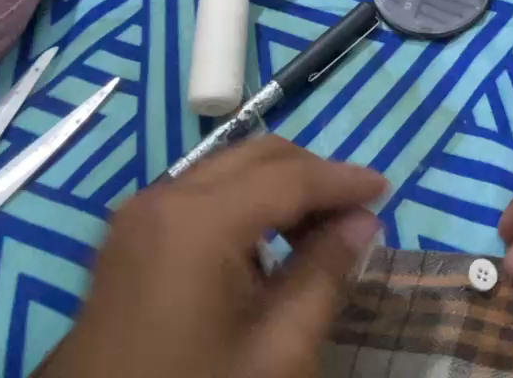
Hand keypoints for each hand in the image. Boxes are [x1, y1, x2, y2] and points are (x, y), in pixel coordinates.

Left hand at [38, 137, 384, 377]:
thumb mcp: (275, 355)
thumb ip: (324, 276)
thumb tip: (362, 221)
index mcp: (199, 220)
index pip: (289, 178)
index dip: (341, 181)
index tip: (384, 189)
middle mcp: (165, 196)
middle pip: (257, 157)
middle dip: (312, 175)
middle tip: (354, 212)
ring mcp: (139, 213)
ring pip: (228, 169)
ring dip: (278, 187)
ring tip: (317, 230)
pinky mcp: (128, 235)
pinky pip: (199, 194)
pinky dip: (241, 203)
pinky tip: (264, 245)